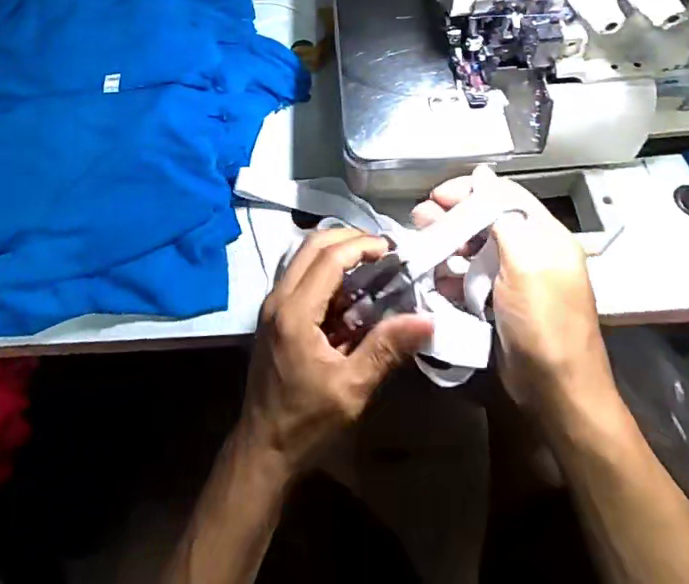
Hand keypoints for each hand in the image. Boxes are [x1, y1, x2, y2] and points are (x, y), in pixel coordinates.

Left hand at [240, 226, 433, 473]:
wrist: (261, 451)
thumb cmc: (305, 422)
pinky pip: (299, 274)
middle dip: (349, 238)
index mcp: (294, 313)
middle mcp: (277, 300)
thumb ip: (386, 348)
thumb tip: (427, 321)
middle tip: (381, 250)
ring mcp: (271, 307)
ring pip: (302, 256)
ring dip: (336, 251)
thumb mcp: (351, 388)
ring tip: (369, 263)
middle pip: (311, 245)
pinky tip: (350, 290)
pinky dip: (325, 269)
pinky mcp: (273, 317)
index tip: (392, 250)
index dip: (362, 245)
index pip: (329, 258)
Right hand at [412, 167, 614, 425]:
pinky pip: (473, 281)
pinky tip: (433, 279)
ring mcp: (517, 281)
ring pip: (477, 251)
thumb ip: (502, 217)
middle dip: (454, 217)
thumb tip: (482, 175)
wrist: (558, 393)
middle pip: (488, 221)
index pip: (506, 196)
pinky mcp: (501, 306)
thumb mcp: (525, 263)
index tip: (437, 196)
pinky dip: (453, 277)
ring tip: (421, 248)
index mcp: (546, 236)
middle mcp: (533, 252)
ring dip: (449, 247)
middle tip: (421, 220)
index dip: (471, 191)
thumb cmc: (544, 323)